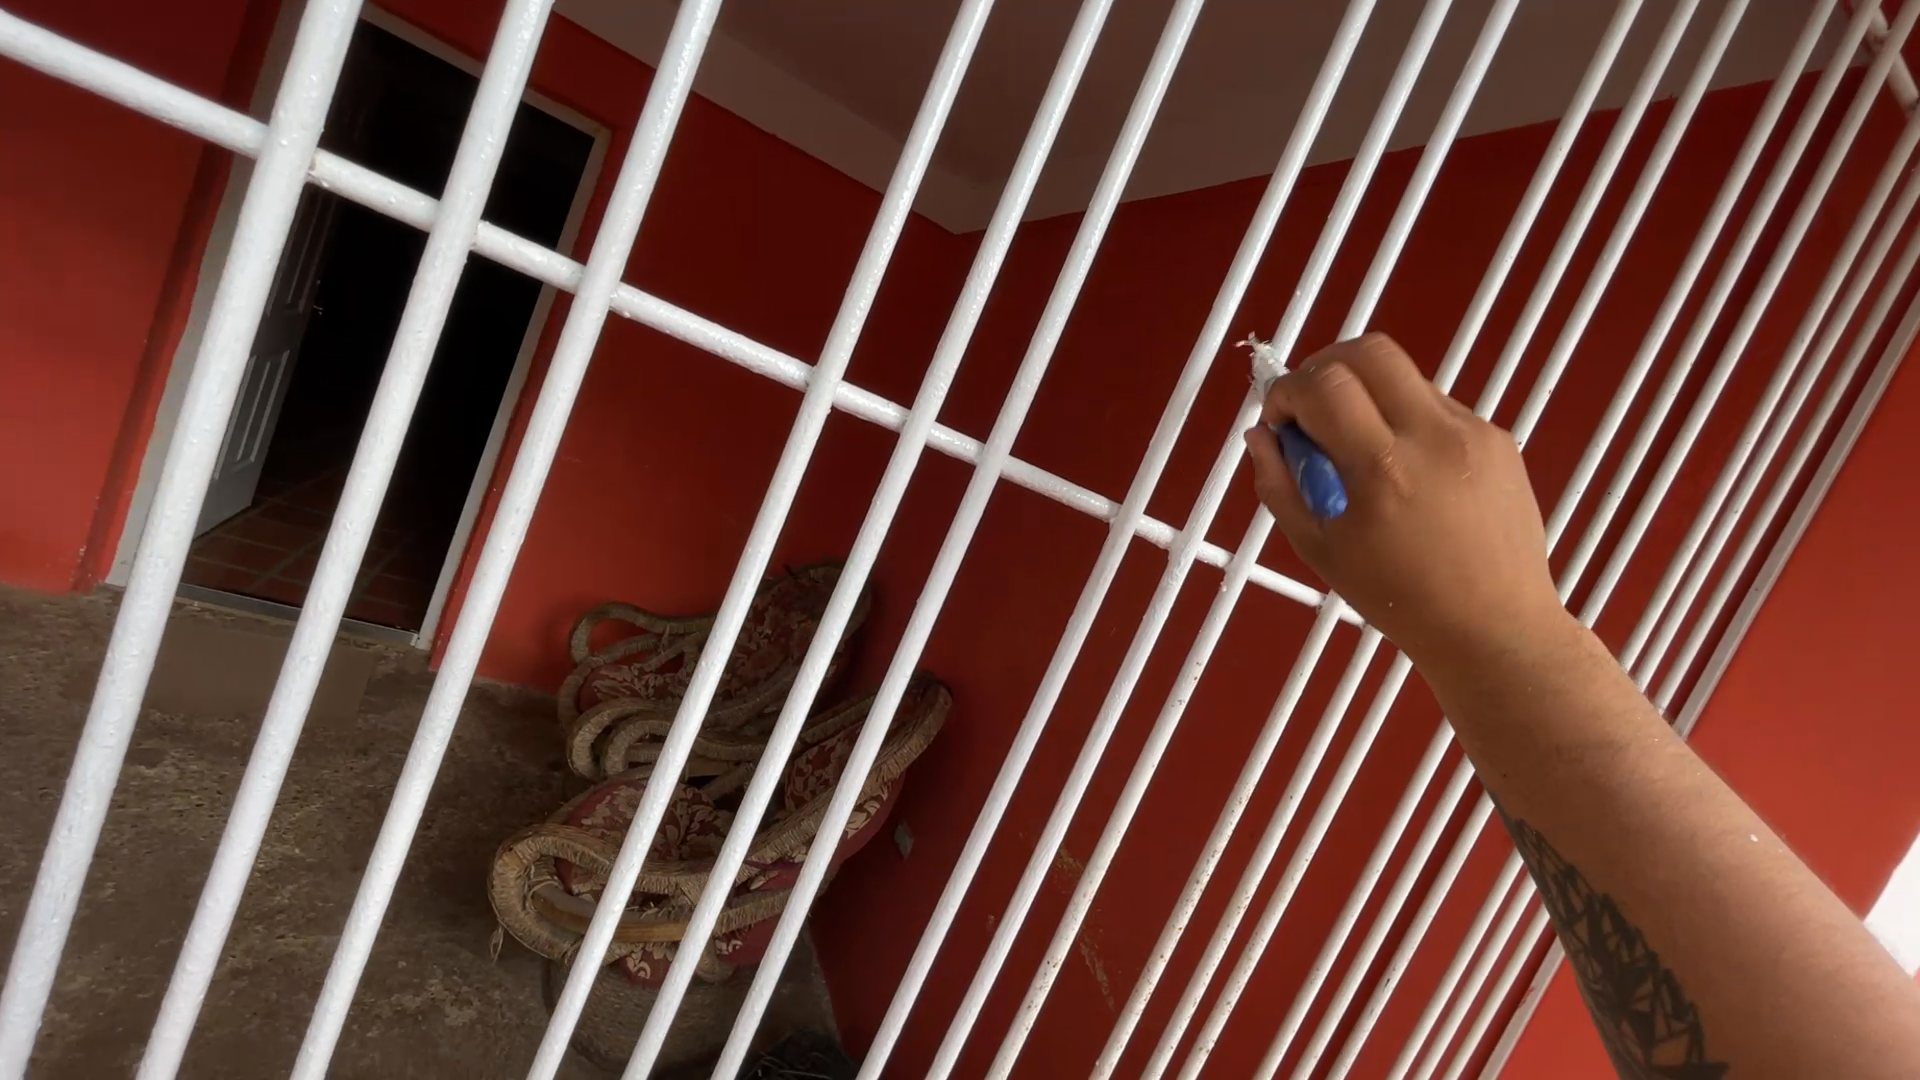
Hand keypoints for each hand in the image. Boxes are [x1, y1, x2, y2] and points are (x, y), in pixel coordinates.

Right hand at [1243, 333, 1566, 669]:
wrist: (1493, 625)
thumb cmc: (1394, 596)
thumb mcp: (1317, 548)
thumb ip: (1279, 486)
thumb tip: (1259, 437)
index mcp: (1381, 468)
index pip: (1324, 385)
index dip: (1286, 392)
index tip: (1278, 420)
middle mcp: (1432, 435)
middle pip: (1369, 351)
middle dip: (1323, 366)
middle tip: (1309, 407)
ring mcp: (1473, 431)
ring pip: (1403, 375)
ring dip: (1363, 393)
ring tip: (1354, 446)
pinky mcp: (1498, 438)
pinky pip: (1434, 405)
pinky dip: (1400, 417)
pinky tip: (1399, 467)